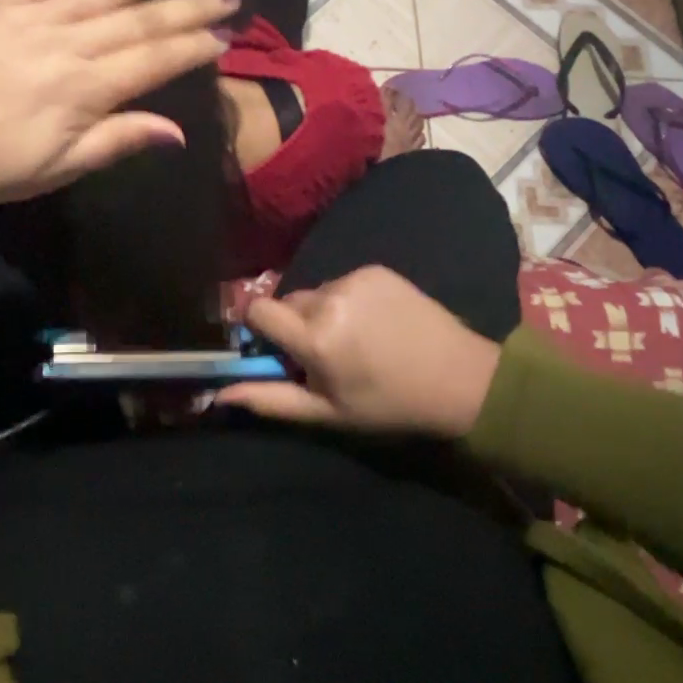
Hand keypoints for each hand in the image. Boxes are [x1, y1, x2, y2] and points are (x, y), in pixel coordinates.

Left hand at [0, 0, 239, 249]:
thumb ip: (116, 141)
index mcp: (84, 90)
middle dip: (189, 4)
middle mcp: (66, 44)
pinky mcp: (1, 3)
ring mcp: (33, 17)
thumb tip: (178, 130)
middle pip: (139, 19)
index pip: (154, 60)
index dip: (193, 46)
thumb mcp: (57, 168)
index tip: (227, 34)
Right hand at [217, 267, 501, 437]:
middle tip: (325, 354)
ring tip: (355, 339)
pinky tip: (374, 322)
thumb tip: (220, 393)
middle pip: (287, 302)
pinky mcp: (376, 270)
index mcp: (315, 337)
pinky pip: (342, 283)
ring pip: (315, 293)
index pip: (257, 310)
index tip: (274, 348)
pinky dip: (348, 301)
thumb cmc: (388, 404)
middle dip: (295, 325)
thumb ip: (270, 399)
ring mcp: (355, 279)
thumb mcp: (327, 413)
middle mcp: (330, 299)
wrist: (461, 379)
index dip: (258, 328)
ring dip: (321, 313)